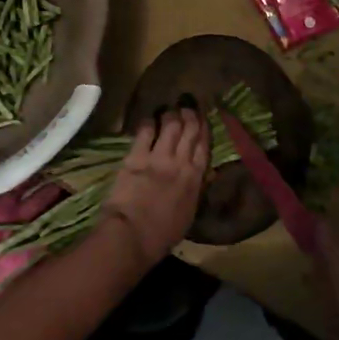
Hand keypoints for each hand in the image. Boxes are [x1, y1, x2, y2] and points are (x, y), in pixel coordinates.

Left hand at [101, 100, 208, 267]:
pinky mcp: (136, 157)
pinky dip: (148, 123)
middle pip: (188, 134)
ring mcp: (158, 158)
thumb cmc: (162, 233)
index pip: (204, 149)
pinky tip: (149, 118)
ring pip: (169, 128)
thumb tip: (202, 175)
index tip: (204, 118)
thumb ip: (194, 190)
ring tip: (170, 109)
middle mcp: (180, 164)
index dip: (204, 131)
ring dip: (171, 116)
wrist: (134, 233)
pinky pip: (144, 134)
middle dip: (189, 117)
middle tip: (187, 106)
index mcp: (195, 181)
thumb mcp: (188, 213)